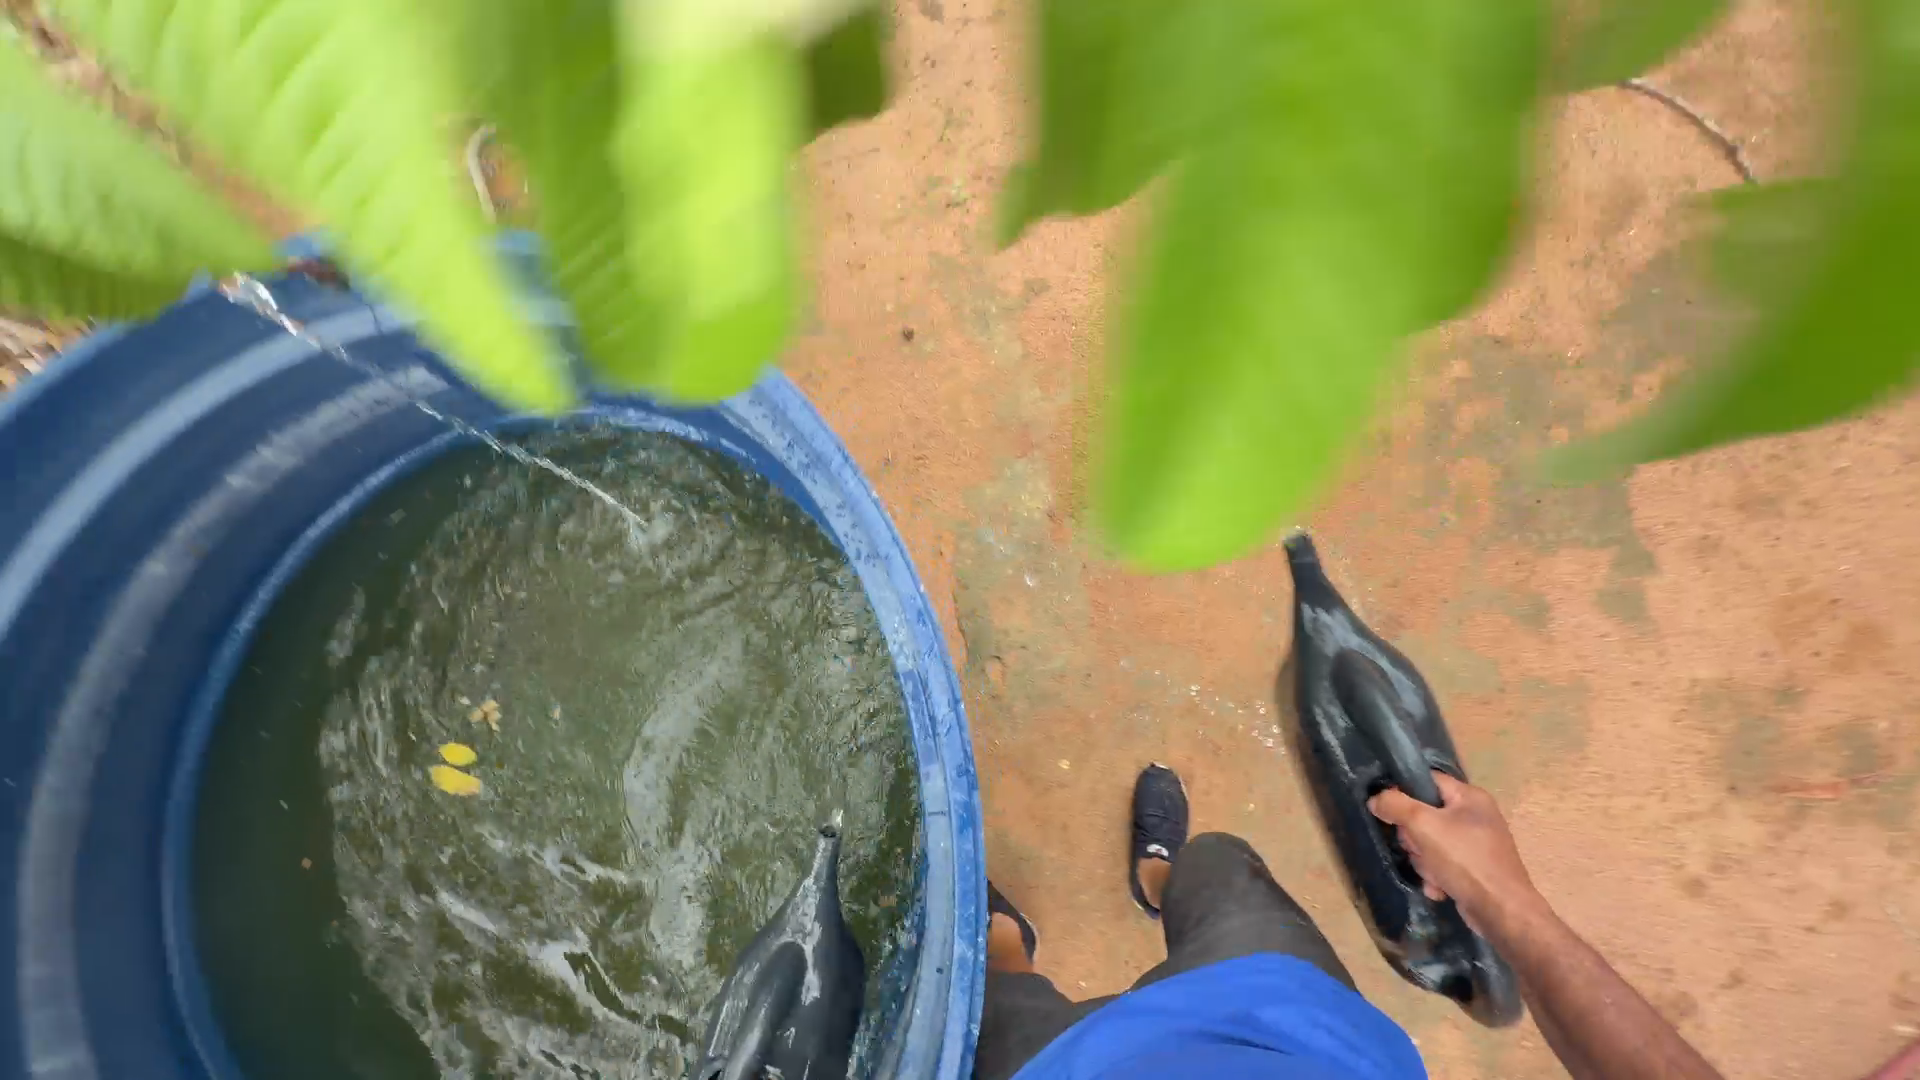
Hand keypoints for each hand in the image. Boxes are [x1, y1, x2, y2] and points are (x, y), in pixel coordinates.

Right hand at [1367, 771, 1540, 931]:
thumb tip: (1375, 800)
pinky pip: (1441, 862)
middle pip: (1423, 814)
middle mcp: (1475, 817)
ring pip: (1428, 841)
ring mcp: (1476, 844)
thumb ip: (1393, 804)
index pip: (1426, 780)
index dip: (1403, 791)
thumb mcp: (1422, 824)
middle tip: (1418, 847)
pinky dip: (1436, 875)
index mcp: (1470, 797)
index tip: (1389, 810)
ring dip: (1423, 860)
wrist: (1502, 913)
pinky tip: (1440, 887)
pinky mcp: (1474, 869)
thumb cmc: (1465, 860)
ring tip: (1434, 873)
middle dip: (1414, 836)